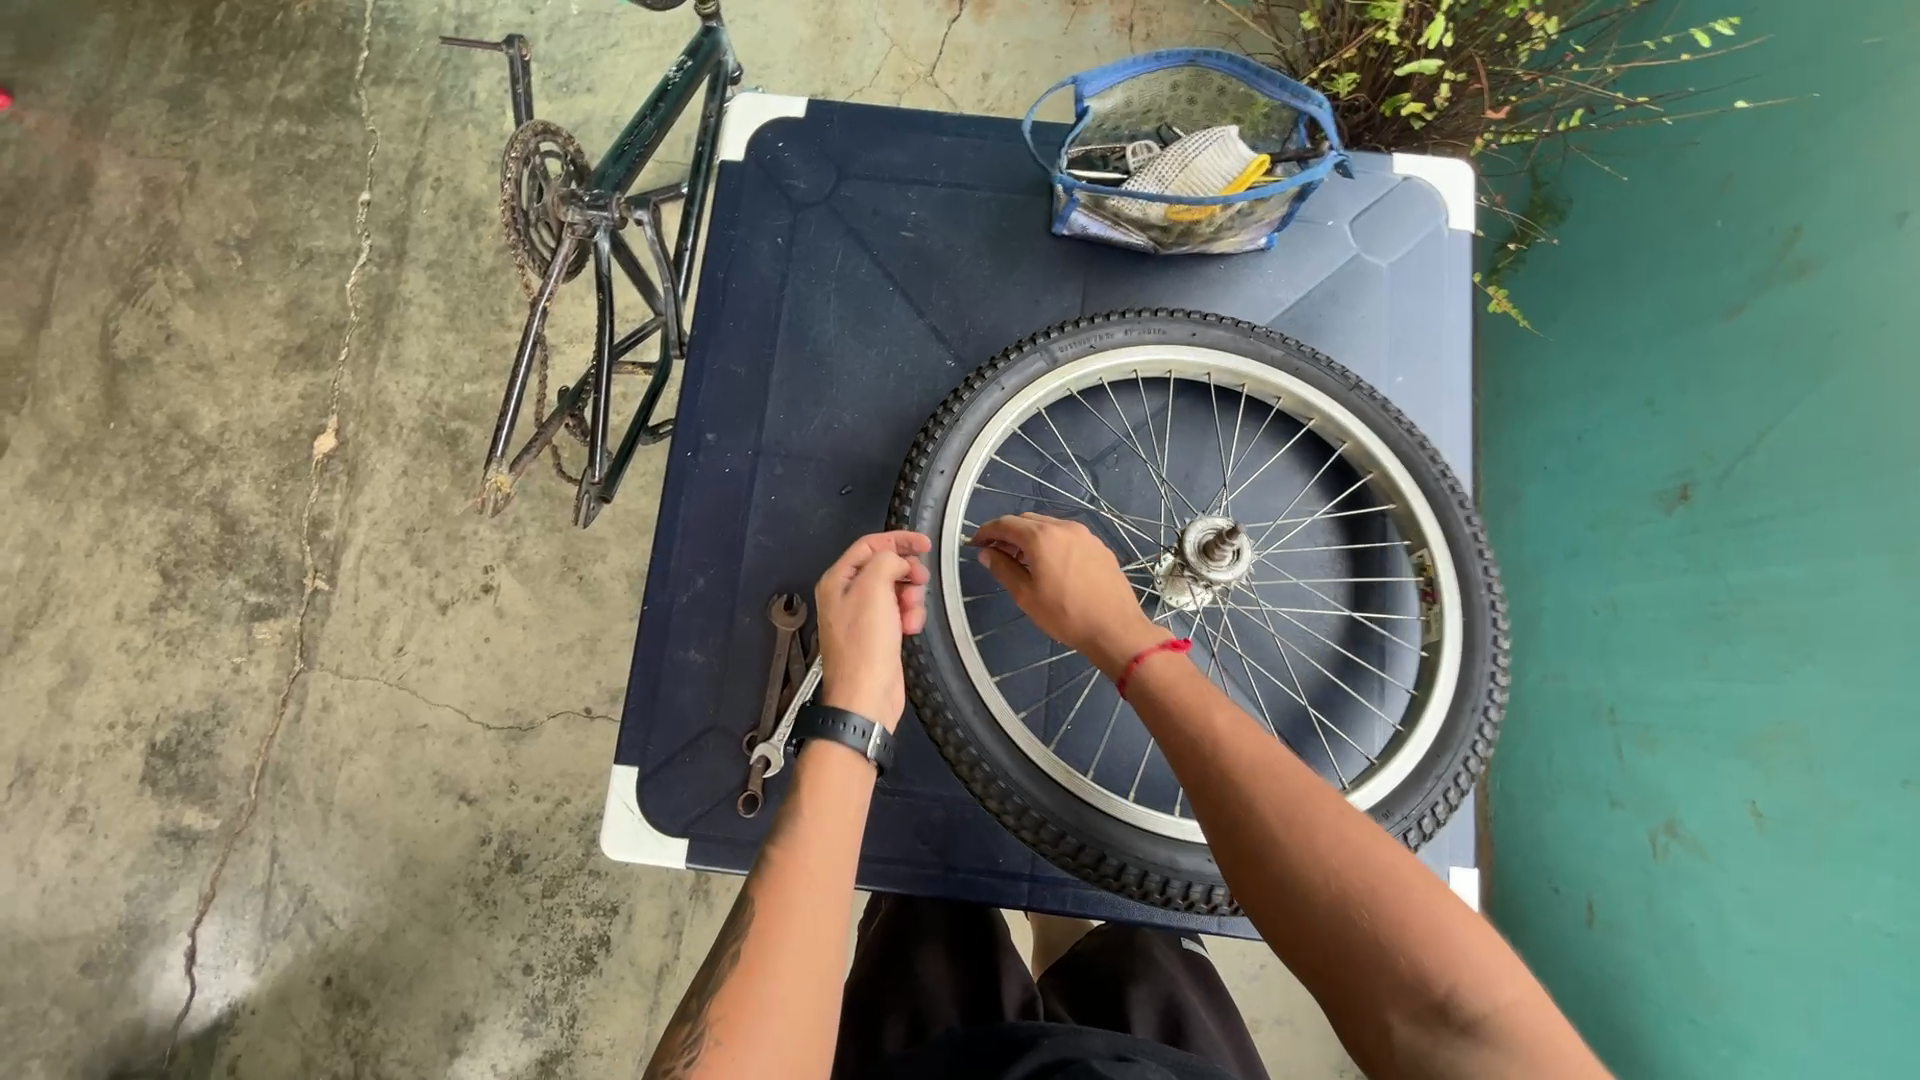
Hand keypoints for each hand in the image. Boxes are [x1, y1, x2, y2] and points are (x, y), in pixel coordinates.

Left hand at [813, 530, 930, 729]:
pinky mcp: (878, 635)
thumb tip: (898, 563)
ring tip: (912, 613)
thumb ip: (885, 561)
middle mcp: (846, 596)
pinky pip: (899, 613)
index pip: (868, 545)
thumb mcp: (873, 589)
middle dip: (906, 572)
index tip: (925, 544)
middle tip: (921, 580)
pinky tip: (911, 628)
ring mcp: (862, 617)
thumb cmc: (865, 642)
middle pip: (884, 567)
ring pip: (895, 590)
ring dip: (910, 597)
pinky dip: (909, 617)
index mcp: (837, 580)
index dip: (898, 540)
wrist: (866, 696)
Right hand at [972, 513, 1171, 677]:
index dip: (986, 531)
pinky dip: (1051, 542)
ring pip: (1048, 526)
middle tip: (996, 554)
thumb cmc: (1065, 615)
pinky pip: (1067, 536)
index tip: (976, 544)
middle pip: (1027, 520)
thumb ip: (1003, 569)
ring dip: (1030, 537)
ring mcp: (1085, 535)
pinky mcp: (1099, 546)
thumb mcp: (1025, 595)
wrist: (1115, 628)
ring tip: (1022, 561)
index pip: (1005, 524)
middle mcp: (1064, 527)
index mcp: (1042, 537)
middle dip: (1008, 533)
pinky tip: (1050, 564)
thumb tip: (986, 553)